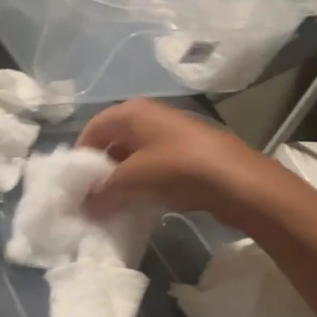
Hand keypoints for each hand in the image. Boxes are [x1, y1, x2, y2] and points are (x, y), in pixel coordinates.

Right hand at [77, 98, 281, 220]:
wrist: (239, 181)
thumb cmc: (178, 169)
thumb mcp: (132, 180)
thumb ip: (102, 192)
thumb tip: (83, 205)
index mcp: (130, 112)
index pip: (92, 129)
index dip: (80, 157)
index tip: (76, 185)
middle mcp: (148, 115)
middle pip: (113, 141)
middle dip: (101, 170)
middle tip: (94, 198)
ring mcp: (170, 133)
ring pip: (134, 155)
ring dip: (123, 178)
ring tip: (116, 204)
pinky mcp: (188, 152)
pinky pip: (154, 164)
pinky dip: (144, 182)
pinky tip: (144, 203)